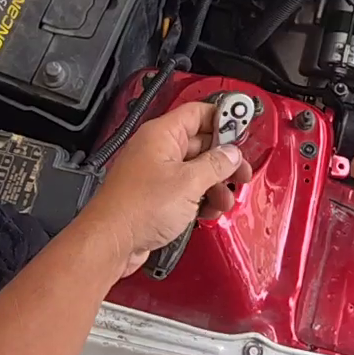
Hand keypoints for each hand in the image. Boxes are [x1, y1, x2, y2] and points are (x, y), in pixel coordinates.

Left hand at [73, 101, 252, 278]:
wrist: (111, 242)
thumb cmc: (136, 209)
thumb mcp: (189, 182)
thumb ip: (216, 164)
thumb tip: (231, 154)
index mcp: (162, 134)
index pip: (198, 112)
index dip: (223, 118)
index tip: (243, 128)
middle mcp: (157, 149)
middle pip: (200, 143)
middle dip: (223, 160)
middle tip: (241, 172)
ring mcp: (155, 173)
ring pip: (195, 169)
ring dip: (215, 184)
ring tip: (224, 199)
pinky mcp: (155, 196)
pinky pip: (185, 189)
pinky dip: (200, 198)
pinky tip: (209, 211)